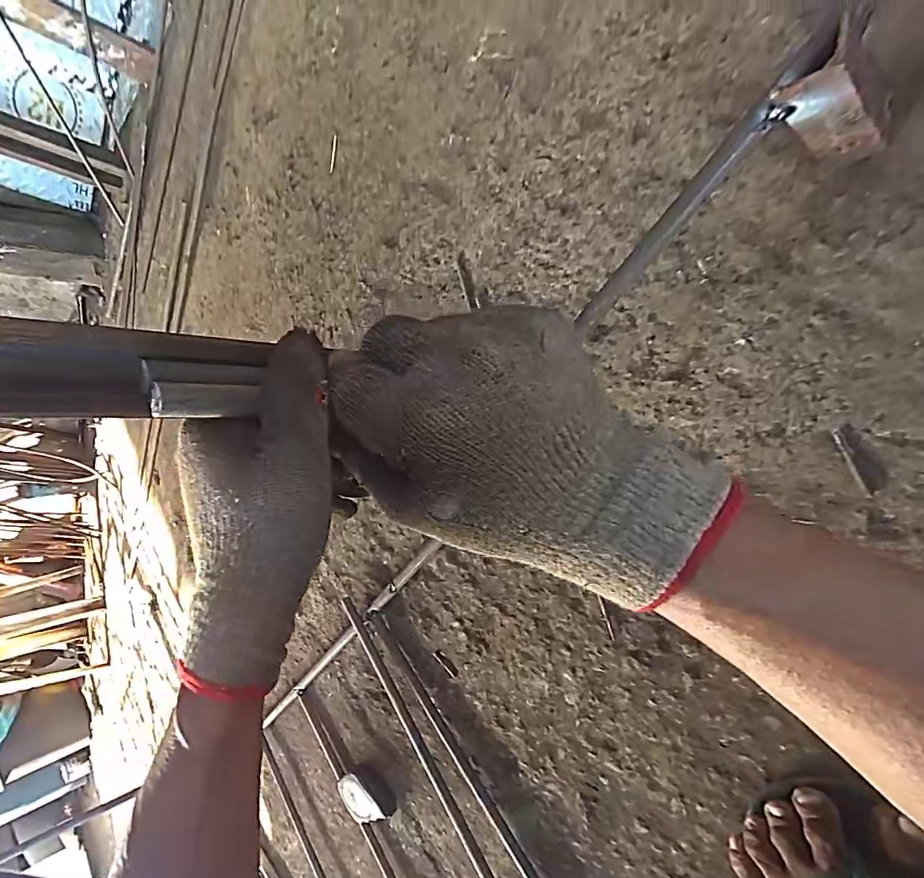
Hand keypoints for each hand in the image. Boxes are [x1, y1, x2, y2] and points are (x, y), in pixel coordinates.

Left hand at [177, 329, 332, 688]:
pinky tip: (335, 503)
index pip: (255, 375)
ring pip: (278, 444)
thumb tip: (301, 338)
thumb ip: (297, 388)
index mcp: (205, 421)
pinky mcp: (236, 503)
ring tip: (347, 486)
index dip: (302, 383)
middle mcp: (205, 444)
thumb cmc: (272, 527)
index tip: (335, 405)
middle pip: (270, 410)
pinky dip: (305, 481)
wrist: (253, 607)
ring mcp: (220, 475)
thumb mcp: (294, 447)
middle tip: (348, 454)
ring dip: (318, 458)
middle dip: (316, 428)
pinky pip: (275, 474)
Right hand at [330, 306, 737, 609]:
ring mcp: (496, 331)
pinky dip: (477, 347)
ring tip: (465, 398)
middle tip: (413, 403)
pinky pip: (480, 319)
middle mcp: (449, 357)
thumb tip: (332, 420)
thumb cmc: (493, 513)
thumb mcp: (410, 508)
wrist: (592, 496)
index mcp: (413, 410)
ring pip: (431, 325)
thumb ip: (360, 459)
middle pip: (382, 336)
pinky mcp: (534, 318)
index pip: (345, 376)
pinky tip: (499, 385)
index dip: (350, 397)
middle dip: (385, 367)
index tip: (365, 413)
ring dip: (432, 356)